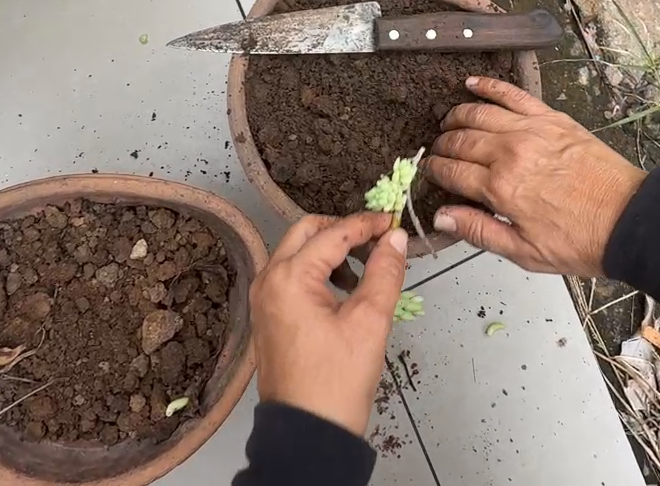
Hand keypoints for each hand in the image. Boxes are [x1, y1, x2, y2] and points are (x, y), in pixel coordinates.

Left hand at [250, 210, 408, 434]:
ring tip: (364, 269)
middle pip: (307, 231)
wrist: (307, 437)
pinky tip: (344, 290)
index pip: (333, 233)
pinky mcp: (268, 313)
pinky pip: (292, 274)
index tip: (392, 222)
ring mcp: (264, 296)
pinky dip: (317, 270)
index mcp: (290, 277)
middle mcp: (269, 278)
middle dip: (343, 230)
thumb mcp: (370, 323)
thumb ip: (385, 272)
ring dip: (330, 250)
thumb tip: (395, 238)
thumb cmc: (337, 381)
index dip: (366, 224)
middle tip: (376, 240)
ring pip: (298, 251)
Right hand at [424, 76, 645, 276]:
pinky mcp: (550, 117)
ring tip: (448, 123)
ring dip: (457, 116)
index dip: (435, 171)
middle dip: (442, 145)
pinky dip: (488, 86)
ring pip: (478, 113)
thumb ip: (479, 231)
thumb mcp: (525, 252)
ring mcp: (530, 130)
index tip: (429, 172)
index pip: (452, 172)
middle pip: (461, 140)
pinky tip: (471, 84)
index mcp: (501, 188)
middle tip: (437, 151)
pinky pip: (511, 94)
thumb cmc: (579, 241)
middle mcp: (509, 152)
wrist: (629, 220)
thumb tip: (440, 218)